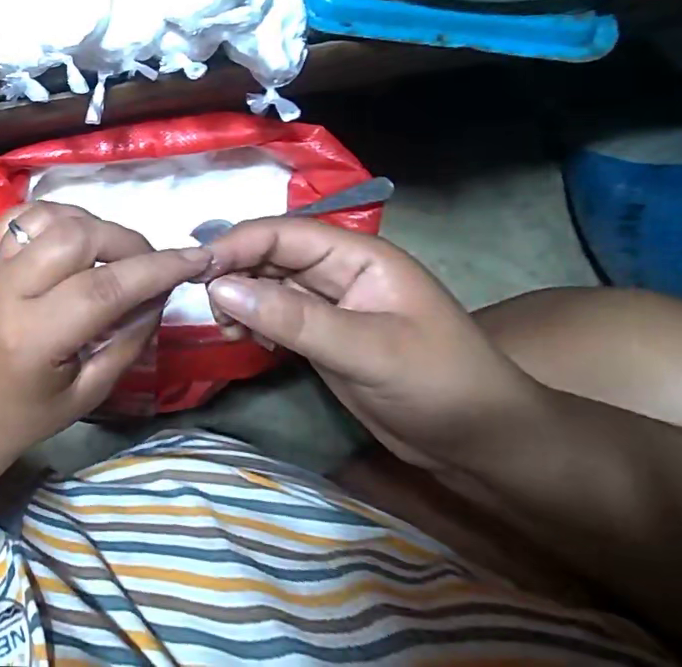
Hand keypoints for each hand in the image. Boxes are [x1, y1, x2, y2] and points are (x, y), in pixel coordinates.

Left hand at [0, 202, 212, 457]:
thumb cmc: (33, 409)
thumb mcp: (91, 390)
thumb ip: (129, 338)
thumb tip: (159, 290)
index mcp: (32, 336)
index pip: (101, 288)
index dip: (154, 269)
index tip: (194, 259)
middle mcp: (6, 291)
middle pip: (73, 237)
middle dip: (123, 241)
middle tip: (147, 262)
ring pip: (47, 216)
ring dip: (90, 223)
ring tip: (111, 250)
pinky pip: (20, 215)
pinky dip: (55, 216)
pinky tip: (74, 235)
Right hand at [203, 217, 550, 475]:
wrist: (485, 447)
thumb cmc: (442, 387)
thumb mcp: (368, 351)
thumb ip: (292, 318)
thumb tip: (218, 287)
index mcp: (357, 256)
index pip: (281, 233)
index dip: (236, 245)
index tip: (196, 271)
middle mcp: (337, 269)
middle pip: (266, 254)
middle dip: (231, 274)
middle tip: (207, 308)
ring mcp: (326, 301)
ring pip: (263, 283)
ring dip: (237, 300)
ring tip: (227, 330)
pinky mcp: (319, 331)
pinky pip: (270, 313)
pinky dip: (250, 322)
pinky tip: (245, 342)